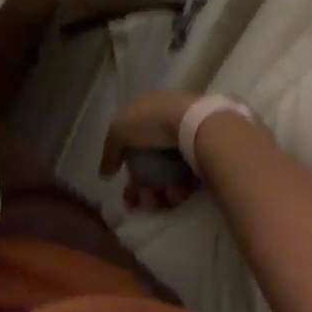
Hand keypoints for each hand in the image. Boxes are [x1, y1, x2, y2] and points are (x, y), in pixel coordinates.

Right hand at [100, 89, 204, 210]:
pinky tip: (179, 195)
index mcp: (145, 109)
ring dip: (162, 189)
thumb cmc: (153, 122)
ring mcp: (188, 135)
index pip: (131, 140)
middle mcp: (166, 120)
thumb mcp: (120, 130)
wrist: (199, 124)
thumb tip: (104, 173)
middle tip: (145, 203)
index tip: (127, 188)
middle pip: (151, 158)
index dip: (126, 165)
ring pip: (170, 169)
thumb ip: (110, 151)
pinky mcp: (207, 151)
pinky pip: (189, 173)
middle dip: (145, 184)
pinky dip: (181, 186)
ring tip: (164, 202)